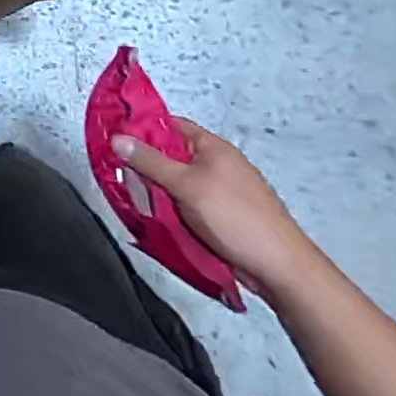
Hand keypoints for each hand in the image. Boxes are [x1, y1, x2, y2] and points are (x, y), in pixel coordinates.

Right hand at [112, 119, 324, 302]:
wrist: (279, 270)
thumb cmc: (238, 220)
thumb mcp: (186, 185)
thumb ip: (150, 161)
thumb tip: (118, 139)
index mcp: (212, 147)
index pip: (169, 125)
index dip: (141, 128)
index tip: (115, 138)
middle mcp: (214, 164)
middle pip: (167, 155)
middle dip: (145, 166)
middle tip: (124, 175)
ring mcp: (216, 190)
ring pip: (173, 182)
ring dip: (156, 191)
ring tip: (139, 200)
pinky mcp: (216, 214)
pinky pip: (182, 203)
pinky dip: (168, 208)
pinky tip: (156, 217)